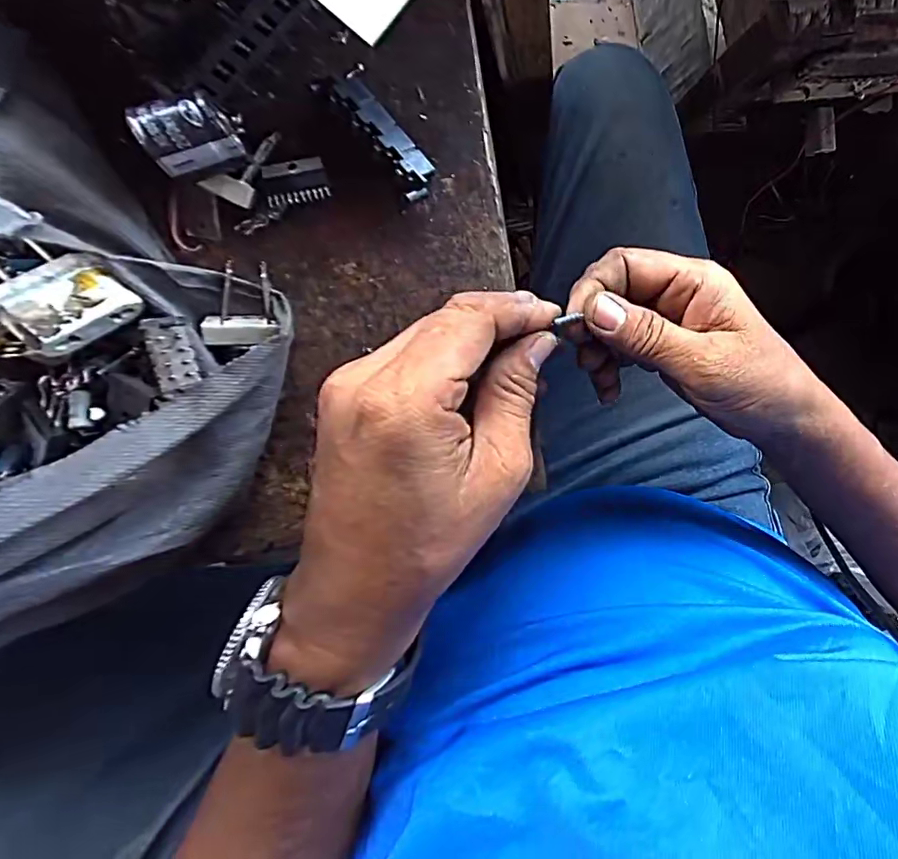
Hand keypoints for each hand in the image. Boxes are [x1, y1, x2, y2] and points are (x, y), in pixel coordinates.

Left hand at [273, 290, 560, 690]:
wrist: (357, 586)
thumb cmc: (430, 542)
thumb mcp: (501, 467)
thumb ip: (517, 391)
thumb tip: (536, 343)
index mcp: (405, 400)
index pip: (470, 320)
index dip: (518, 311)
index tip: (552, 317)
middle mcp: (364, 380)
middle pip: (447, 316)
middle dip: (501, 317)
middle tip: (543, 333)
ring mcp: (347, 384)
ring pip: (428, 328)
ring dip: (477, 334)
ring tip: (519, 358)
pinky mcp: (345, 394)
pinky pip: (408, 350)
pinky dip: (450, 351)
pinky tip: (480, 374)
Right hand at [565, 248, 829, 444]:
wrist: (786, 419)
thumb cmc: (764, 384)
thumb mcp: (703, 361)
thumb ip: (648, 335)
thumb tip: (597, 308)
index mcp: (697, 281)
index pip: (627, 264)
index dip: (594, 289)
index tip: (577, 323)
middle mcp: (682, 294)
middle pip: (616, 290)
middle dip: (592, 321)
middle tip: (585, 355)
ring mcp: (674, 320)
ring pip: (615, 319)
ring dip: (599, 346)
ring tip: (600, 375)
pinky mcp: (669, 346)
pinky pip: (626, 344)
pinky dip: (611, 363)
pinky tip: (611, 385)